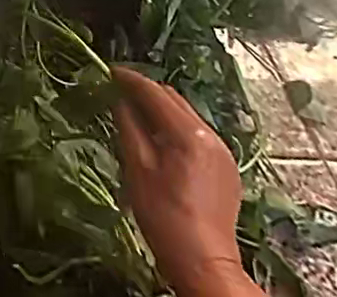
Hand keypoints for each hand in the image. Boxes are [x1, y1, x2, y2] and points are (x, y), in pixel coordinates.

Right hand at [112, 67, 256, 296]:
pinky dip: (176, 128)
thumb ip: (128, 126)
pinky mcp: (227, 167)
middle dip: (146, 92)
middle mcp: (210, 135)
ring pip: (186, 114)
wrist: (205, 264)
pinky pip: (197, 134)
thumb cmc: (164, 218)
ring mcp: (222, 151)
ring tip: (136, 115)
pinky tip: (161, 142)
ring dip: (161, 109)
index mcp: (188, 134)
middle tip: (118, 92)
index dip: (130, 79)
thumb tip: (119, 99)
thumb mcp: (137, 168)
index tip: (110, 72)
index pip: (155, 93)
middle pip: (173, 98)